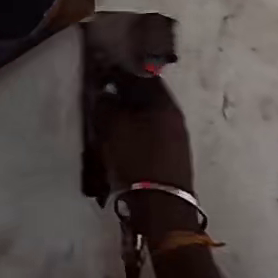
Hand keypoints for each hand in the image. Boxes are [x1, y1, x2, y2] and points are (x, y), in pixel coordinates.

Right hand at [97, 72, 197, 233]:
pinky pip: (150, 132)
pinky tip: (121, 139)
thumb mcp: (113, 128)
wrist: (161, 206)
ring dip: (129, 113)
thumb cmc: (137, 159)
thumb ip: (105, 105)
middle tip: (103, 95)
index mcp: (164, 103)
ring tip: (108, 119)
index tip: (102, 73)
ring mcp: (176, 137)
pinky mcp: (172, 156)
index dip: (119, 71)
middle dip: (124, 93)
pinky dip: (135, 130)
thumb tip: (104, 94)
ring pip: (148, 115)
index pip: (141, 75)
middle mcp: (174, 116)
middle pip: (146, 95)